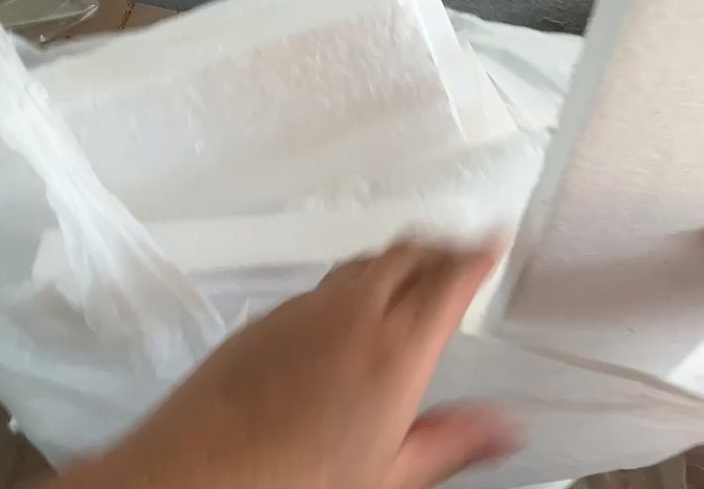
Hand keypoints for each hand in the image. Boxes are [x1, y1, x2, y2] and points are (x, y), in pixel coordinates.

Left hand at [54, 240, 518, 488]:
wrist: (196, 471)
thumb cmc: (297, 480)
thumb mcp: (390, 473)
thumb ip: (453, 440)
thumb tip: (506, 428)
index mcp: (398, 345)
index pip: (452, 277)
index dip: (479, 252)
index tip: (496, 239)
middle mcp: (358, 309)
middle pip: (413, 251)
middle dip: (445, 243)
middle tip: (463, 250)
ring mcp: (312, 304)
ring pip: (371, 259)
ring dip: (402, 255)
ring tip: (417, 267)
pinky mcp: (276, 312)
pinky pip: (332, 278)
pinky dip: (360, 276)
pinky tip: (355, 304)